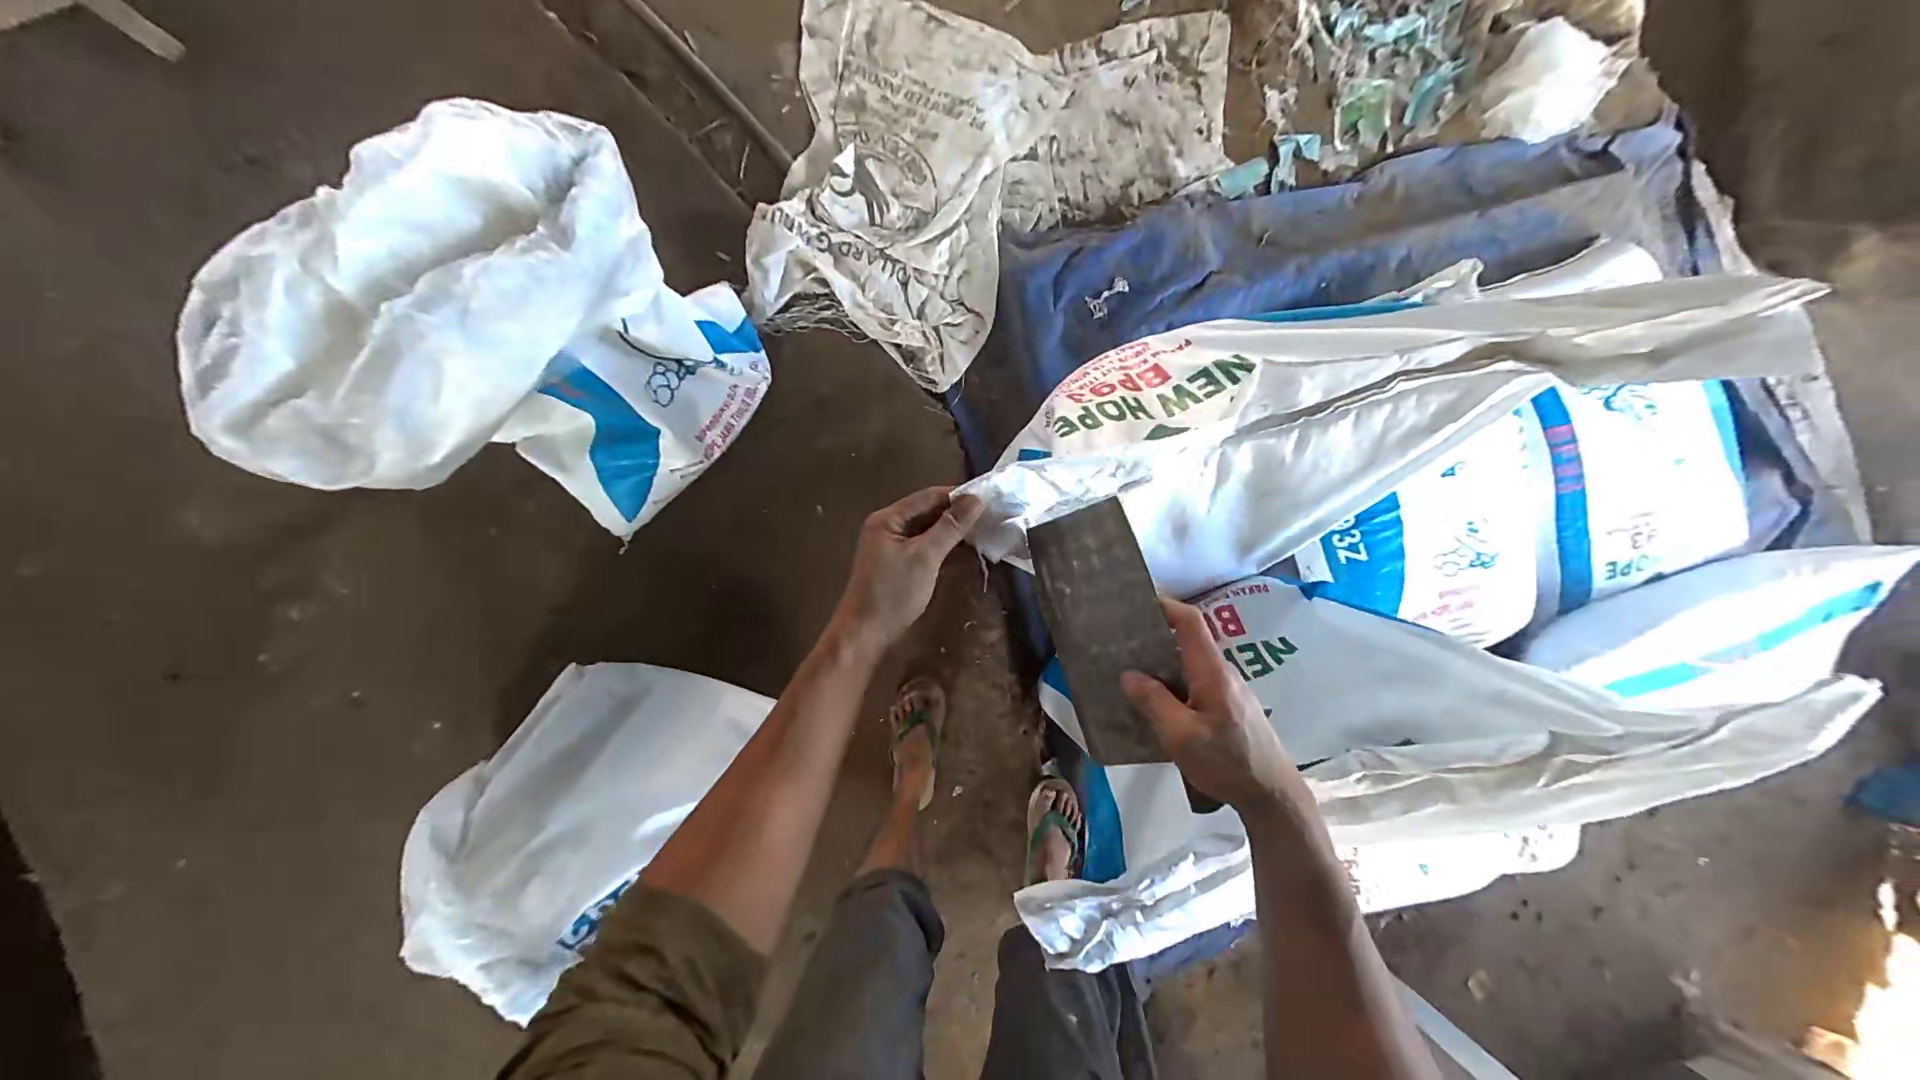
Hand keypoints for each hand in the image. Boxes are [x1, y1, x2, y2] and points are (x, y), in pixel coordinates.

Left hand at [830, 486, 983, 655]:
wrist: (865, 635)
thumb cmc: (892, 594)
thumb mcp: (925, 557)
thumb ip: (950, 527)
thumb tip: (976, 499)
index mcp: (888, 518)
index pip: (929, 496)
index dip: (959, 495)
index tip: (991, 498)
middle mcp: (888, 527)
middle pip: (928, 511)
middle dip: (959, 513)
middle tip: (993, 515)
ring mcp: (892, 547)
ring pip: (929, 530)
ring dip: (954, 531)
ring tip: (986, 530)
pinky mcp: (899, 565)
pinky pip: (926, 547)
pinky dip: (945, 547)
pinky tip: (967, 549)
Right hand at [1121, 598, 1311, 819]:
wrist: (1273, 797)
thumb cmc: (1227, 762)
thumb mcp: (1180, 735)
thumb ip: (1154, 702)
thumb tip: (1129, 675)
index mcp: (1212, 672)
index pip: (1191, 622)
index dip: (1166, 606)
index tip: (1137, 605)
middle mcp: (1223, 674)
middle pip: (1189, 641)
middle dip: (1156, 636)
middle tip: (1123, 643)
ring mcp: (1229, 692)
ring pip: (1191, 665)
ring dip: (1163, 664)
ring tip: (1132, 672)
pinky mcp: (1230, 710)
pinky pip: (1196, 684)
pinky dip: (1173, 684)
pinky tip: (1157, 704)